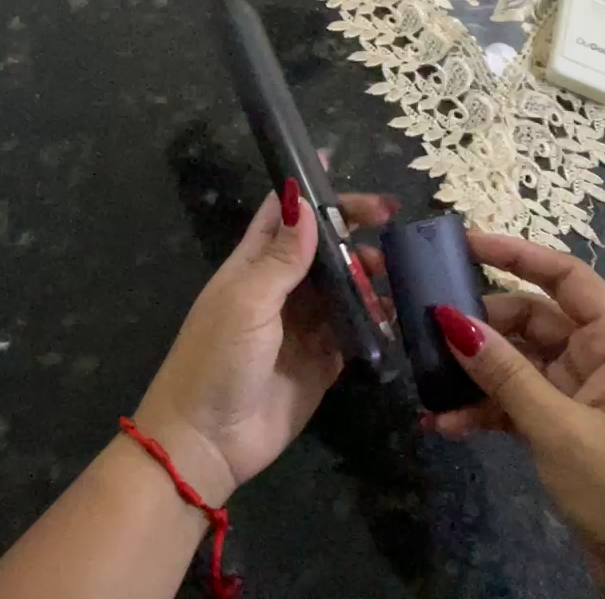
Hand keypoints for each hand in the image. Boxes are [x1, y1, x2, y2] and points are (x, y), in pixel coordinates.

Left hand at [131, 178, 396, 504]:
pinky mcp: (322, 362)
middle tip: (393, 220)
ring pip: (342, 288)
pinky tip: (396, 313)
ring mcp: (301, 326)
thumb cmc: (217, 359)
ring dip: (368, 275)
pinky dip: (375, 321)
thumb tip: (304, 203)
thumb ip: (279, 258)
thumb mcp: (246, 302)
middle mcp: (278, 289)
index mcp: (251, 266)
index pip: (281, 215)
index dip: (307, 191)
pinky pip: (354, 333)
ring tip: (397, 271)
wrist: (207, 441)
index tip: (337, 164)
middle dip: (353, 231)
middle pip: (321, 249)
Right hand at [370, 230, 604, 598]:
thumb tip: (449, 317)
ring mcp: (582, 401)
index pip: (568, 278)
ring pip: (517, 365)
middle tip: (425, 327)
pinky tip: (445, 426)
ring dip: (474, 376)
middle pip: (531, 320)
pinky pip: (517, 406)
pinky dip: (484, 412)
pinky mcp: (567, 435)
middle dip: (479, 324)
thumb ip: (505, 373)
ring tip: (426, 382)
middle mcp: (599, 363)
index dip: (518, 254)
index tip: (463, 243)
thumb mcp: (562, 430)